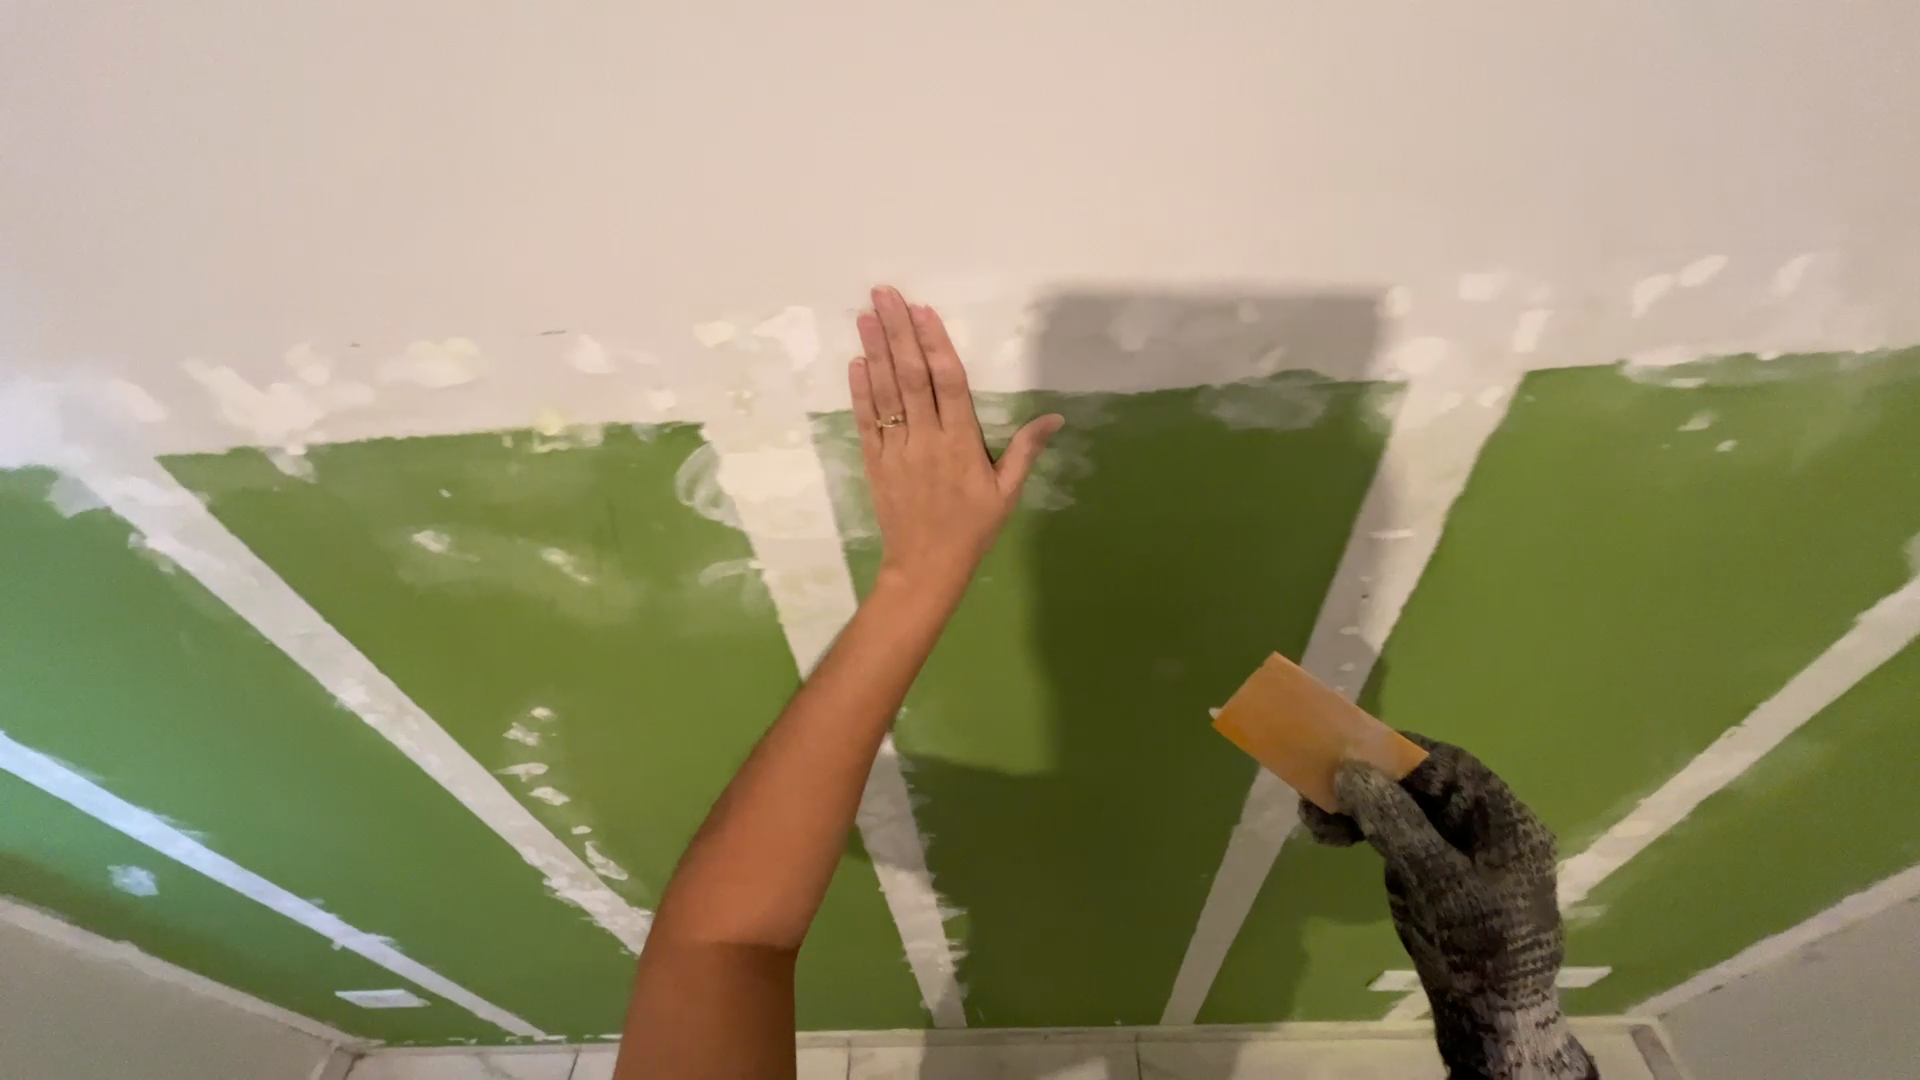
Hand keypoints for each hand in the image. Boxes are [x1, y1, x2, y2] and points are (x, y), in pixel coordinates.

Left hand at [851, 286, 1062, 595]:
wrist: (926, 566)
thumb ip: (1025, 451)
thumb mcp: (1007, 493)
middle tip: (884, 293)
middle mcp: (927, 439)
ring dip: (875, 352)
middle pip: (911, 377)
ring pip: (886, 393)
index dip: (935, 344)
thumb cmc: (972, 529)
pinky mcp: (875, 462)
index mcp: (961, 443)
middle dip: (898, 332)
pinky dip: (861, 392)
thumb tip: (1054, 417)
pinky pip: (867, 421)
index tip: (923, 310)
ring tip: (865, 315)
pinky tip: (856, 362)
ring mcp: (897, 449)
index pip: (948, 383)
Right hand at [1299, 734, 1595, 1079]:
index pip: (1450, 766)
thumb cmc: (1481, 942)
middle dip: (1364, 780)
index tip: (1352, 746)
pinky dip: (1352, 825)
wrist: (1485, 1008)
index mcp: (1500, 819)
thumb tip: (1350, 771)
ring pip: (1390, 803)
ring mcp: (1443, 843)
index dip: (1401, 750)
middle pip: (1413, 781)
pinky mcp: (1419, 861)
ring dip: (1349, 803)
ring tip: (1311, 816)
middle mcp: (1473, 823)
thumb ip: (1398, 824)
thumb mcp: (1442, 882)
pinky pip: (1381, 828)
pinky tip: (1326, 834)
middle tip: (1319, 784)